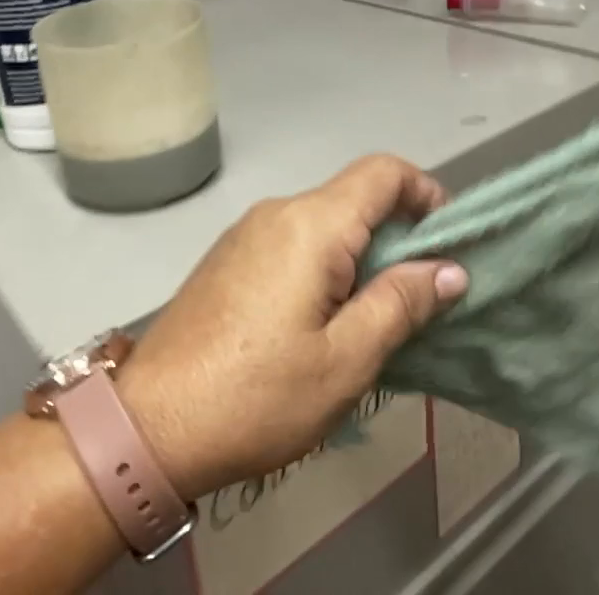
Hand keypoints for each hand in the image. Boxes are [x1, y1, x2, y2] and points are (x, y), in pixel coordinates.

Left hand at [115, 155, 468, 499]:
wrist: (149, 425)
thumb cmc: (257, 396)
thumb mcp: (345, 360)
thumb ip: (401, 304)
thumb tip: (449, 268)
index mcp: (310, 224)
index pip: (384, 172)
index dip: (427, 194)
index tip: (450, 244)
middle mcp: (276, 213)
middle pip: (354, 199)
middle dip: (398, 238)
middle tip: (421, 300)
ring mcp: (245, 235)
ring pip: (324, 226)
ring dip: (360, 259)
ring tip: (376, 321)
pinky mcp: (227, 261)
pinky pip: (292, 246)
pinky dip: (324, 269)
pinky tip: (325, 324)